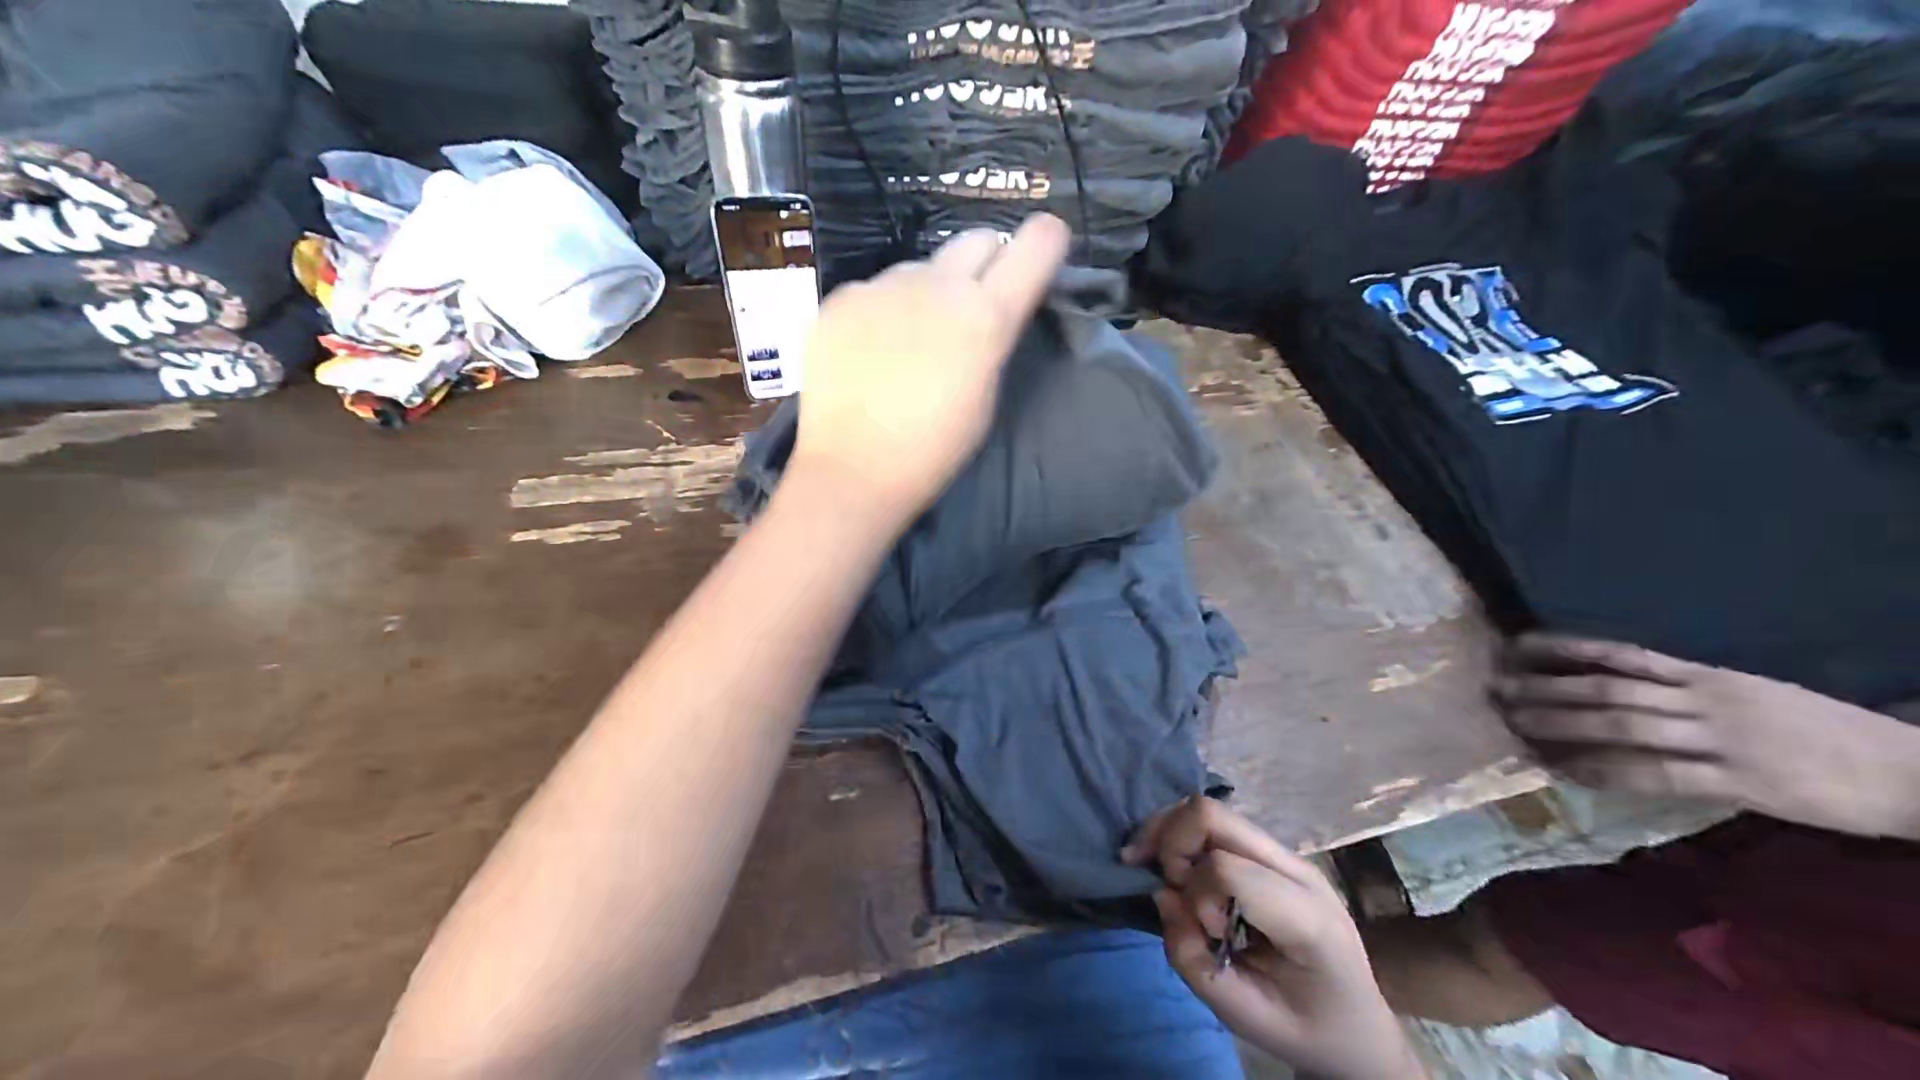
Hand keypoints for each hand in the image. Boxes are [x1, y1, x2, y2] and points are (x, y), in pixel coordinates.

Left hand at [786, 214, 1069, 529]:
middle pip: (976, 239)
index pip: (1036, 245)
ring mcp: (881, 287)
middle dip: (986, 261)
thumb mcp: (985, 397)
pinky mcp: (839, 299)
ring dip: (927, 291)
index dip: (1046, 242)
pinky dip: (881, 311)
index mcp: (984, 316)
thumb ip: (993, 339)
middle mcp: (936, 285)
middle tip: (974, 304)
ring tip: (909, 342)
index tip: (1043, 252)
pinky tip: (869, 353)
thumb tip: (991, 307)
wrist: (853, 471)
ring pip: (920, 267)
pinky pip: (874, 290)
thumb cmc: (932, 450)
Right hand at [1123, 797, 1427, 1079]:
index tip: (1207, 933)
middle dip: (1168, 841)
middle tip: (1161, 881)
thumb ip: (1193, 959)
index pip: (1226, 867)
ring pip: (1208, 810)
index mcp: (1306, 916)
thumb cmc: (1306, 1030)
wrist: (1360, 1029)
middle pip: (1211, 814)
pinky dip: (1182, 838)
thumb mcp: (1245, 1017)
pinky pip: (1215, 825)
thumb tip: (1163, 896)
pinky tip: (1172, 867)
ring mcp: (1285, 855)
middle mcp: (1297, 869)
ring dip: (1170, 836)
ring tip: (1154, 869)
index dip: (1196, 894)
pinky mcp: (1270, 854)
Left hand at [1495, 633, 1919, 838]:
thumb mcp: (1750, 691)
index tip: (1516, 646)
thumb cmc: (1824, 729)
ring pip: (1621, 725)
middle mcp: (1704, 700)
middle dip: (1546, 687)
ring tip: (1516, 722)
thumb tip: (1617, 680)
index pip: (1620, 654)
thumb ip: (1686, 685)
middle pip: (1606, 688)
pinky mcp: (1739, 782)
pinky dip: (1606, 770)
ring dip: (1562, 724)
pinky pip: (1655, 774)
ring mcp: (1720, 740)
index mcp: (1708, 675)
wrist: (1916, 773)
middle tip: (1497, 688)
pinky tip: (1567, 769)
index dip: (1564, 649)